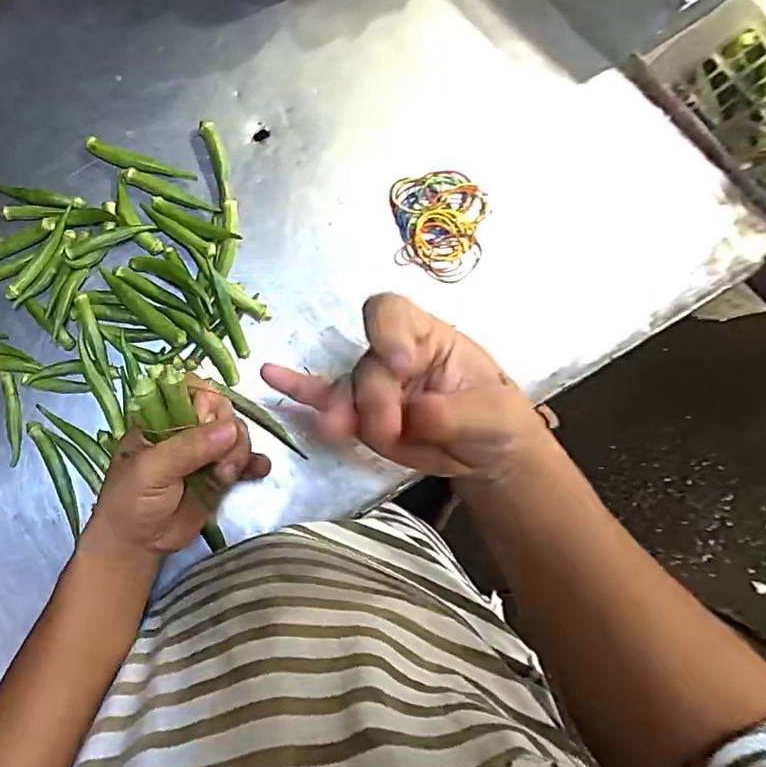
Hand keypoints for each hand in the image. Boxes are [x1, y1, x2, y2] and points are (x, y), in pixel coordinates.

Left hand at [80, 384, 271, 564]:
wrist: (137, 545)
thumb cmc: (130, 501)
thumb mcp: (151, 470)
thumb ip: (188, 448)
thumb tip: (231, 428)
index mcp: (161, 417)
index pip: (193, 390)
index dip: (208, 402)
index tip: (208, 421)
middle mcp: (186, 429)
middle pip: (223, 411)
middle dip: (229, 432)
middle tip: (218, 460)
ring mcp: (205, 453)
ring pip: (237, 436)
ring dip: (239, 452)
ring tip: (223, 475)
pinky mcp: (220, 476)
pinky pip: (245, 463)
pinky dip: (254, 464)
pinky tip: (258, 471)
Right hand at [261, 293, 548, 482]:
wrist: (484, 453)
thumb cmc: (494, 419)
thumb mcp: (493, 415)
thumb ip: (457, 412)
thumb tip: (419, 412)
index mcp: (428, 337)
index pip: (395, 313)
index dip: (388, 331)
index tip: (401, 363)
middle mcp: (393, 353)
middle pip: (367, 362)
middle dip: (375, 398)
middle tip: (391, 430)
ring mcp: (372, 384)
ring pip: (344, 389)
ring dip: (340, 410)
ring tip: (339, 430)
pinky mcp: (357, 413)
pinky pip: (323, 398)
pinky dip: (298, 389)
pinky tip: (271, 377)